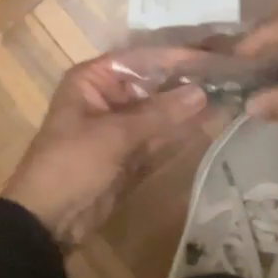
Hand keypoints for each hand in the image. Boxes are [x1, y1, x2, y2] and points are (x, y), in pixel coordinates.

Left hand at [1, 48, 212, 246]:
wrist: (47, 220)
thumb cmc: (72, 163)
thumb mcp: (114, 135)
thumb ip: (159, 113)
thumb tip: (202, 91)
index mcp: (93, 79)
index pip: (141, 59)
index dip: (177, 57)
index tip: (213, 57)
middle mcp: (107, 95)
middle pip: (153, 82)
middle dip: (188, 81)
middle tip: (230, 75)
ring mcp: (119, 125)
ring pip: (160, 109)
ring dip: (189, 105)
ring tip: (230, 95)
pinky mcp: (129, 152)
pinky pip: (159, 134)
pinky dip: (181, 130)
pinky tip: (211, 120)